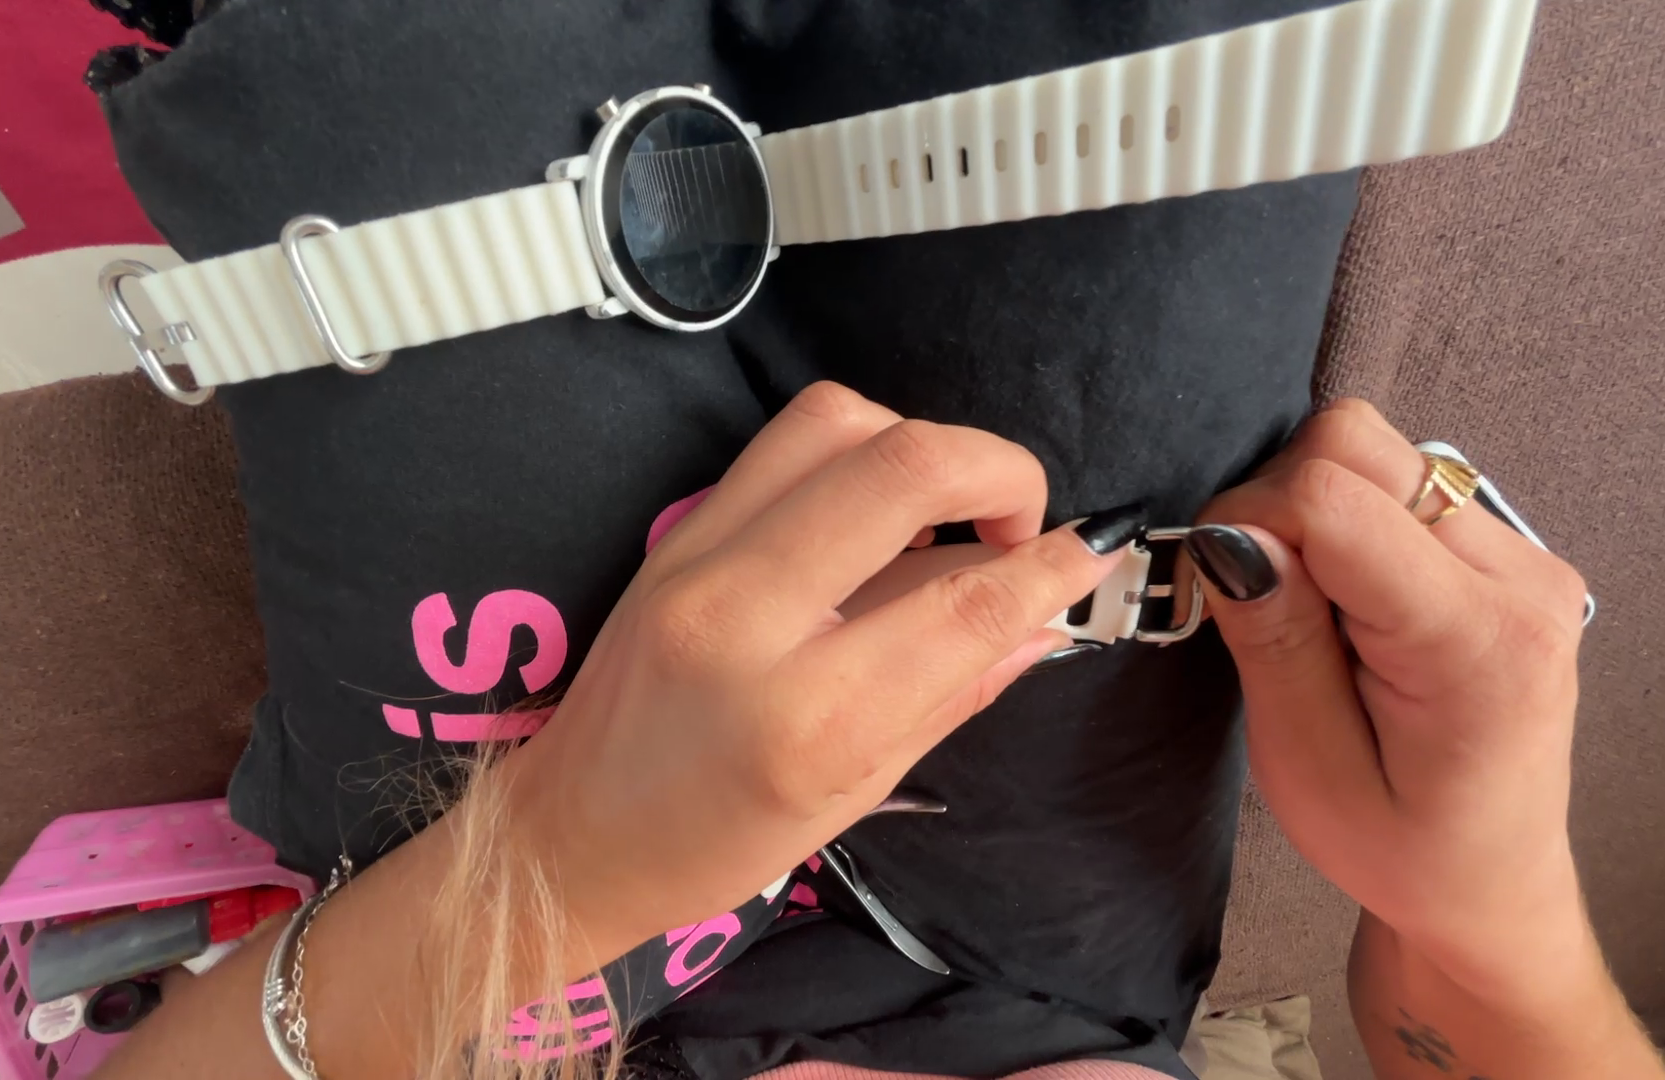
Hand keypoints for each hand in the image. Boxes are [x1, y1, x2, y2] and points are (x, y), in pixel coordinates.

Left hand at [502, 382, 1137, 961]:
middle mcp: (747, 614)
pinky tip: (869, 509)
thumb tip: (1041, 613)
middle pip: (904, 467)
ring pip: (839, 422)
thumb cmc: (716, 840)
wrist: (574, 823)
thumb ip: (954, 689)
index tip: (1090, 550)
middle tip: (1017, 520)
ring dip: (920, 444)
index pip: (964, 602)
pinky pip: (785, 442)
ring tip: (939, 510)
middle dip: (1001, 469)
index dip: (1052, 564)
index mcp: (806, 717)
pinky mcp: (675, 529)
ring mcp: (696, 554)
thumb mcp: (855, 793)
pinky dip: (856, 449)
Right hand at [1186, 399, 1592, 1004]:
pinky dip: (1325, 512)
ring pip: (1366, 448)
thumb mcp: (1304, 759)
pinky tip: (1323, 584)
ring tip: (1290, 591)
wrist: (1485, 876)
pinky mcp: (1490, 547)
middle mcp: (1515, 571)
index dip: (1240, 522)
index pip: (1330, 500)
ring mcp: (1513, 551)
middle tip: (1252, 585)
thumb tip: (1227, 535)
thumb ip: (1273, 637)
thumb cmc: (1390, 839)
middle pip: (1352, 444)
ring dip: (1296, 503)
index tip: (1216, 586)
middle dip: (1268, 498)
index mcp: (1474, 638)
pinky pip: (1383, 478)